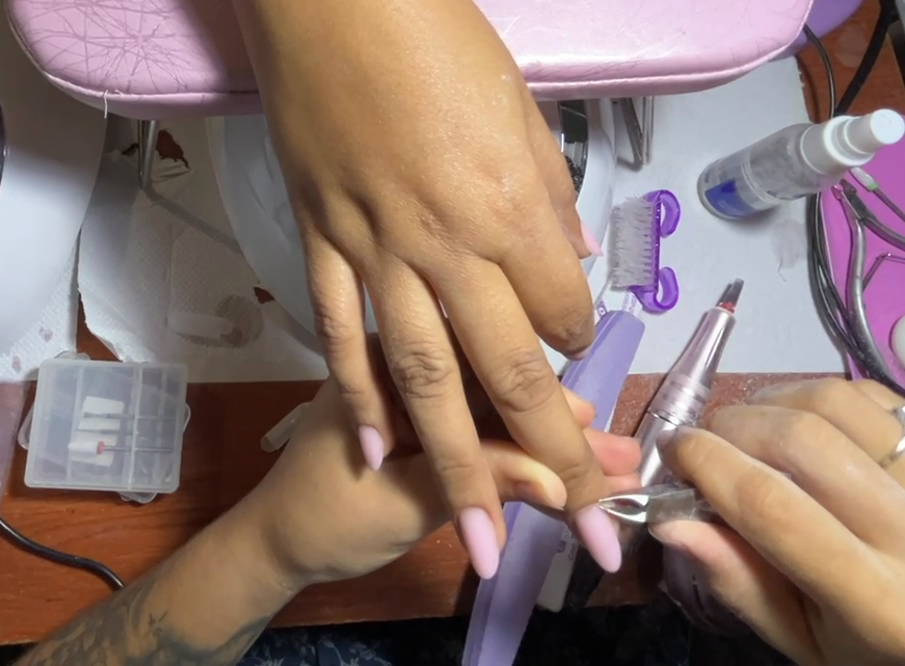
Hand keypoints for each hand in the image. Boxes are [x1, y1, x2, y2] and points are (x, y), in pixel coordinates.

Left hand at [234, 376, 642, 587]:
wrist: (279, 541)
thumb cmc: (328, 516)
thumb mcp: (403, 500)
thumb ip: (478, 481)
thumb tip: (560, 481)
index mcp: (389, 363)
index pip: (477, 374)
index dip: (541, 411)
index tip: (598, 438)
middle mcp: (407, 363)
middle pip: (496, 390)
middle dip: (561, 429)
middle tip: (625, 456)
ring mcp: (418, 392)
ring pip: (496, 411)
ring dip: (551, 442)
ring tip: (617, 464)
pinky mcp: (427, 420)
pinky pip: (481, 429)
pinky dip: (522, 452)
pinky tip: (567, 467)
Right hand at [246, 0, 609, 577]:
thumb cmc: (430, 26)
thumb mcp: (513, 96)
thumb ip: (544, 185)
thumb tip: (567, 249)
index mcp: (508, 199)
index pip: (561, 302)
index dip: (579, 333)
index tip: (579, 347)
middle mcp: (446, 241)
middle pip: (506, 365)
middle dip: (552, 452)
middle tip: (589, 527)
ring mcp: (372, 247)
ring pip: (420, 374)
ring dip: (454, 462)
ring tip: (478, 538)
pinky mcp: (317, 237)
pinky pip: (336, 330)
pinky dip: (354, 393)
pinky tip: (370, 447)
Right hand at [656, 379, 904, 665]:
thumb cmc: (875, 659)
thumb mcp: (797, 641)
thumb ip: (733, 578)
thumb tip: (667, 518)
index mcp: (893, 613)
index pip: (774, 506)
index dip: (706, 463)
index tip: (672, 451)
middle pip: (803, 438)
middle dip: (731, 426)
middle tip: (707, 443)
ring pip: (836, 400)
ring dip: (772, 403)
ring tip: (756, 432)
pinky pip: (876, 397)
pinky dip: (821, 399)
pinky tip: (810, 428)